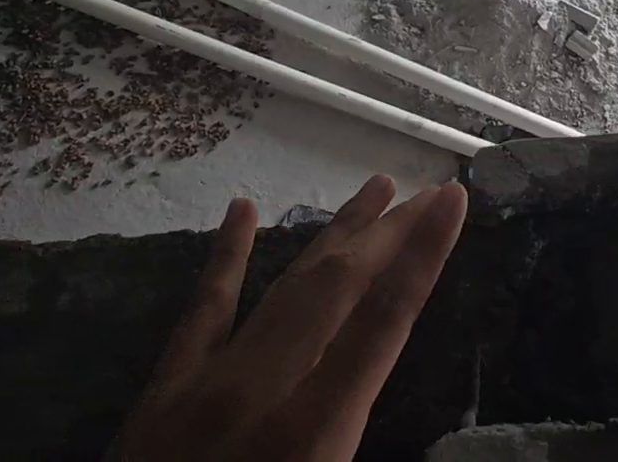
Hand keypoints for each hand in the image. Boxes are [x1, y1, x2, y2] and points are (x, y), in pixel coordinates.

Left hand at [108, 176, 467, 461]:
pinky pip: (203, 310)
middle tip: (430, 189)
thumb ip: (356, 430)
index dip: (425, 253)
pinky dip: (226, 256)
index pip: (384, 320)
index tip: (454, 200)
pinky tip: (242, 209)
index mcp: (312, 431)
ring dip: (338, 230)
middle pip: (341, 286)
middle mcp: (262, 392)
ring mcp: (206, 384)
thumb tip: (387, 355)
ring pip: (287, 284)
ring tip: (378, 185)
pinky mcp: (162, 391)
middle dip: (392, 230)